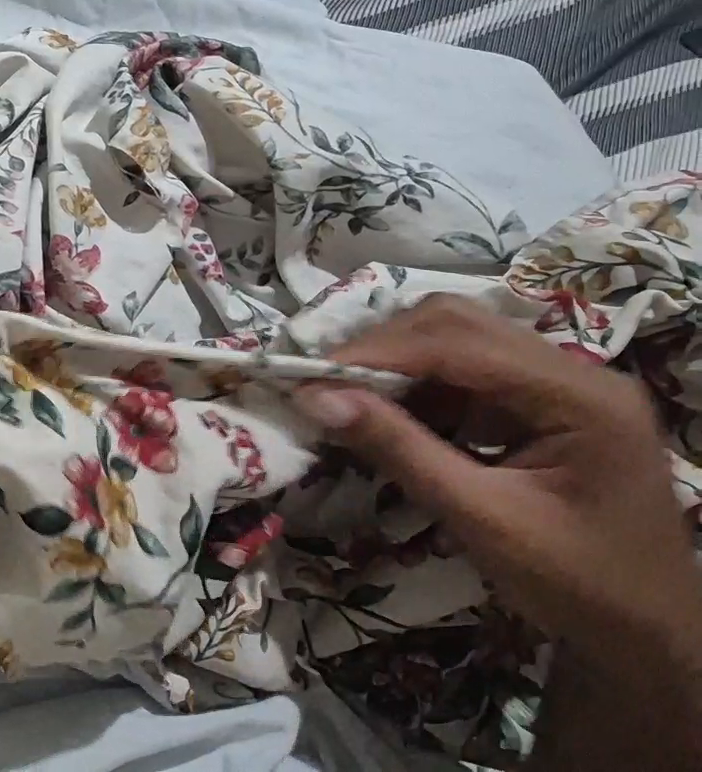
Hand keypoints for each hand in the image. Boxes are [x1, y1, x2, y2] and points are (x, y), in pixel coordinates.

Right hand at [298, 294, 701, 661]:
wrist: (651, 634)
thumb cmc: (578, 582)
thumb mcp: (479, 517)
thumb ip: (398, 449)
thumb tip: (312, 397)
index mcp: (581, 397)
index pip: (456, 343)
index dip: (373, 352)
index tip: (305, 376)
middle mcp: (575, 373)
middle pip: (454, 322)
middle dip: (378, 346)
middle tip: (321, 383)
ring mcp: (559, 384)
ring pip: (452, 336)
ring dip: (392, 361)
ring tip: (345, 396)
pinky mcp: (538, 401)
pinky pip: (459, 368)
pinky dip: (412, 383)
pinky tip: (387, 414)